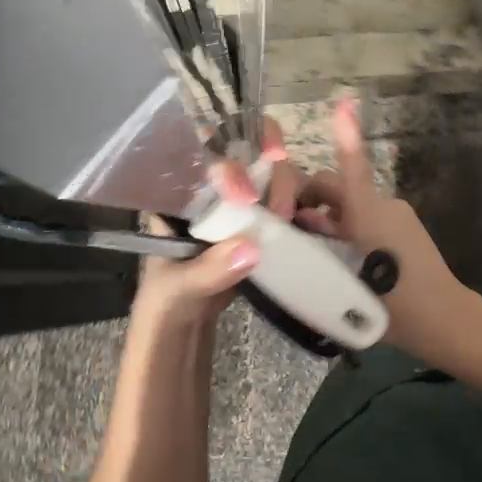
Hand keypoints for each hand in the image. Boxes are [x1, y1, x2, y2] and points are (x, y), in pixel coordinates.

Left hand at [129, 119, 296, 329]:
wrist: (182, 335)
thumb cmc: (165, 304)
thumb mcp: (177, 288)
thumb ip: (209, 270)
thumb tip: (251, 247)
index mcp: (181, 190)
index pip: (206, 148)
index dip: (235, 147)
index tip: (261, 169)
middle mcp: (214, 189)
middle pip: (250, 155)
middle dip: (273, 171)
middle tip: (282, 209)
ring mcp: (240, 207)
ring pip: (273, 177)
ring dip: (291, 190)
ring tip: (300, 220)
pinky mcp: (261, 228)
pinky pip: (288, 208)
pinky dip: (304, 212)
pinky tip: (316, 225)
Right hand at [290, 94, 471, 358]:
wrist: (446, 322)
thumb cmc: (393, 308)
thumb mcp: (342, 287)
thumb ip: (313, 255)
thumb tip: (290, 236)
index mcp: (368, 216)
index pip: (352, 168)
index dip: (346, 137)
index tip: (344, 104)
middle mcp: (383, 206)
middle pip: (335, 186)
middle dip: (307, 197)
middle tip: (286, 227)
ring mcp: (396, 215)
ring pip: (349, 205)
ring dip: (325, 217)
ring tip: (307, 249)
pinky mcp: (403, 228)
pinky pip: (365, 218)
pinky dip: (346, 228)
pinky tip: (337, 260)